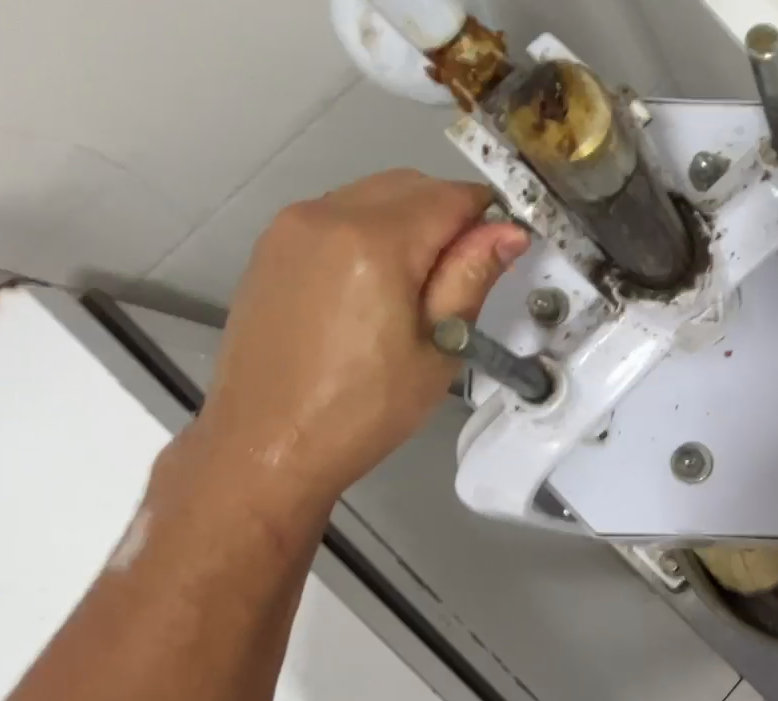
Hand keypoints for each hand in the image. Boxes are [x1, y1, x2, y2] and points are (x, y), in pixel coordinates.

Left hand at [184, 169, 529, 513]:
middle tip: (472, 275)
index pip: (449, 197)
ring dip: (414, 222)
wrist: (270, 439)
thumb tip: (508, 231)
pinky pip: (340, 214)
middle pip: (410, 185)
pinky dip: (377, 231)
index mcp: (374, 242)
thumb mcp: (440, 345)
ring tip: (428, 287)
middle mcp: (325, 215)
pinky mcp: (274, 246)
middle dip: (452, 215)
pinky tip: (386, 286)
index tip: (508, 252)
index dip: (489, 217)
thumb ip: (472, 277)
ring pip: (374, 195)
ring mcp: (291, 226)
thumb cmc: (367, 406)